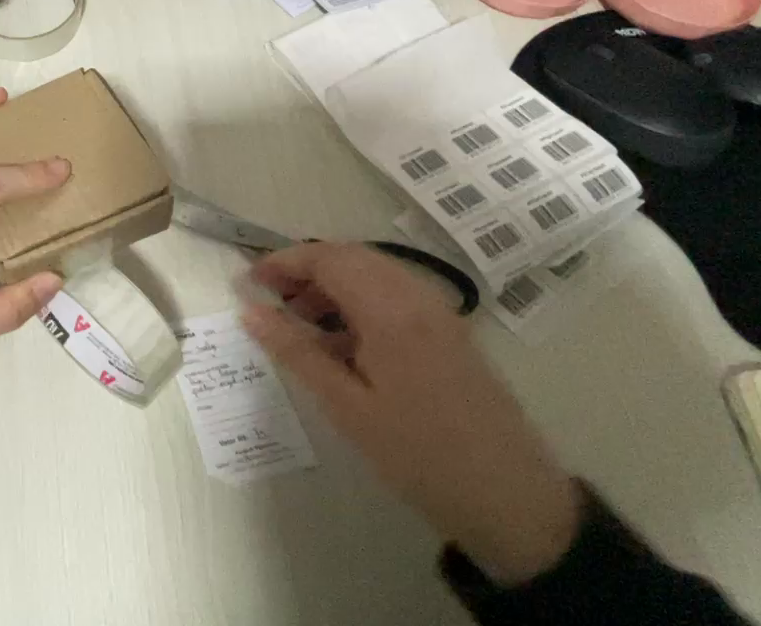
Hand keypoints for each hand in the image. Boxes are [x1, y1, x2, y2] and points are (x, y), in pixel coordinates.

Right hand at [240, 243, 581, 585]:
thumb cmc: (419, 455)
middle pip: (351, 257)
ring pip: (374, 273)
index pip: (326, 258)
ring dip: (331, 284)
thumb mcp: (346, 407)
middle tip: (269, 300)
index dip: (282, 263)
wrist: (513, 502)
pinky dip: (359, 300)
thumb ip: (296, 352)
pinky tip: (342, 341)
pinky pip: (395, 295)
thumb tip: (249, 311)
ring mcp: (440, 314)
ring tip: (300, 322)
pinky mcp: (451, 333)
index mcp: (390, 311)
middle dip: (304, 269)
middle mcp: (418, 298)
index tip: (247, 284)